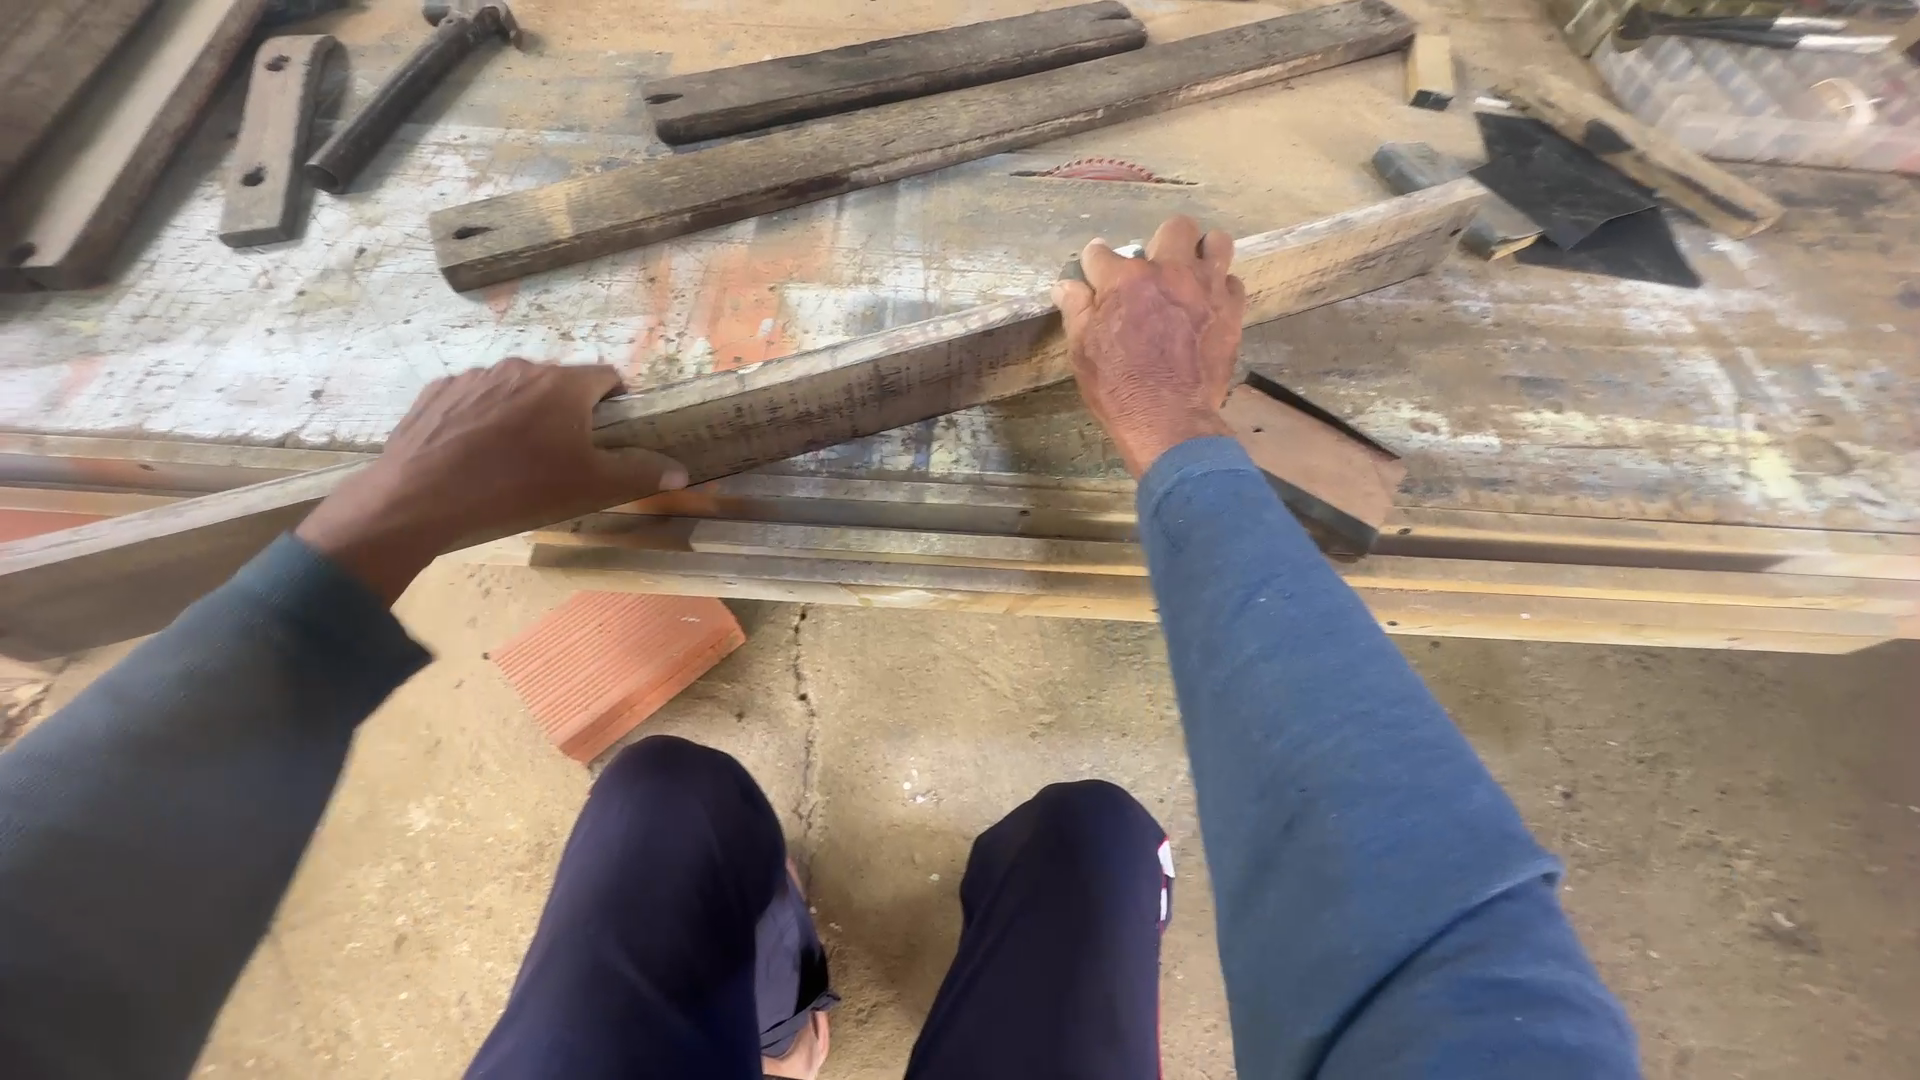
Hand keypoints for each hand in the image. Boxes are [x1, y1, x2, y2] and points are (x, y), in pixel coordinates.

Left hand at [297, 359, 686, 601]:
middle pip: (559, 381)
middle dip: (570, 408)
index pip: (607, 375)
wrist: (421, 496)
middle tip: (568, 449)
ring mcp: (473, 376)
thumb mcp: (591, 484)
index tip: (616, 425)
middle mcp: (520, 368)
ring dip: (526, 411)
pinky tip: (478, 452)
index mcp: (563, 384)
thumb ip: (640, 472)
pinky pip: (475, 398)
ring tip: (519, 454)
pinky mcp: (436, 392)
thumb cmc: (519, 486)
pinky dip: (485, 418)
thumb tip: (681, 471)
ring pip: (515, 388)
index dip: (618, 398)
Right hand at [1051, 216, 1245, 476]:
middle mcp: (1168, 272)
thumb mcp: (1082, 351)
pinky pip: (1232, 282)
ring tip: (1191, 272)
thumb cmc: (1117, 389)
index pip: (1100, 253)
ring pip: (1215, 242)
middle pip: (1173, 228)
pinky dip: (1219, 288)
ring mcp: (1205, 289)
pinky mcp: (1231, 311)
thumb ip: (1076, 310)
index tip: (1093, 270)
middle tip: (1154, 267)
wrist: (1168, 420)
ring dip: (1202, 251)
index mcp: (1124, 281)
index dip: (1093, 262)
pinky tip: (1207, 305)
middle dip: (1160, 241)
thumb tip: (1065, 285)